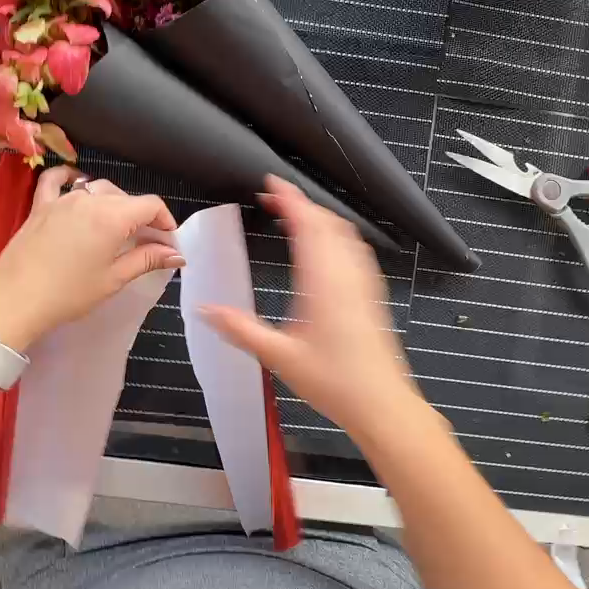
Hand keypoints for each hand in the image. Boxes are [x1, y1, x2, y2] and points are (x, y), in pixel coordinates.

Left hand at [0, 165, 183, 352]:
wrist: (14, 300)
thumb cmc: (68, 294)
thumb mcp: (113, 279)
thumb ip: (146, 259)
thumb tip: (176, 254)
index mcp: (112, 216)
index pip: (151, 205)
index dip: (165, 222)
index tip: (168, 243)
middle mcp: (89, 199)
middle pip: (126, 198)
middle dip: (141, 218)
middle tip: (146, 244)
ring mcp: (62, 199)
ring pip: (97, 189)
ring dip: (113, 204)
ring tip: (117, 229)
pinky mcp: (40, 206)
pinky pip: (57, 180)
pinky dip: (71, 179)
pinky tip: (77, 183)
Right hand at [200, 177, 425, 436]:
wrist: (381, 404)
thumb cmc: (338, 383)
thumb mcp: (279, 357)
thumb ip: (240, 330)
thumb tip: (206, 312)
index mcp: (324, 283)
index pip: (308, 225)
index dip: (290, 199)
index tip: (273, 183)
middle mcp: (348, 277)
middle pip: (328, 223)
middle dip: (302, 204)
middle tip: (277, 198)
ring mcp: (364, 285)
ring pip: (345, 234)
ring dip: (321, 218)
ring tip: (298, 215)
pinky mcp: (372, 297)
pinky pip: (355, 251)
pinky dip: (337, 236)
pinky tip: (328, 248)